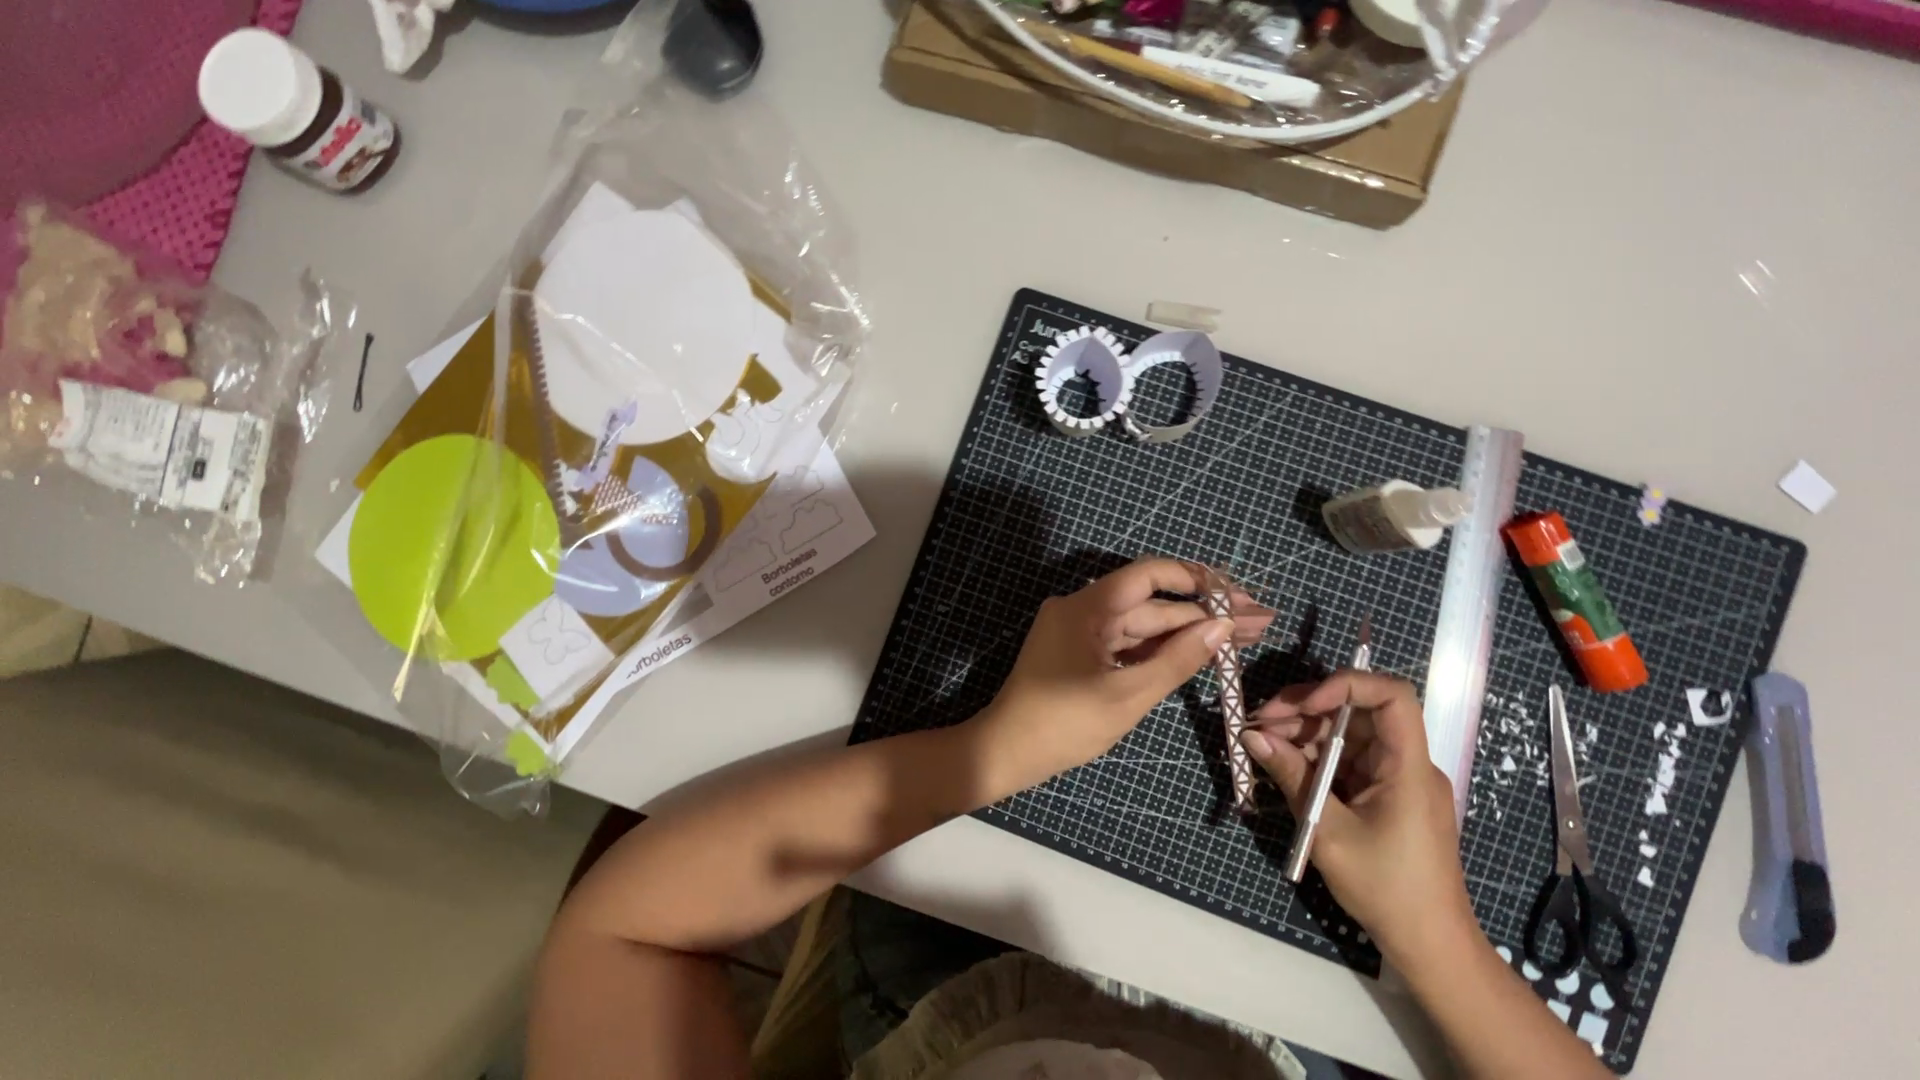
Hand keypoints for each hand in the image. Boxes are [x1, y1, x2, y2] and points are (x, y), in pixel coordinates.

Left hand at [973, 558, 1273, 793]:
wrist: (1005, 753)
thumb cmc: (1063, 724)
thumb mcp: (1128, 695)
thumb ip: (1177, 659)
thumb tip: (1222, 628)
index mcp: (1088, 607)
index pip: (1148, 574)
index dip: (1195, 579)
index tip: (1236, 596)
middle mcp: (1084, 609)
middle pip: (1153, 602)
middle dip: (1205, 613)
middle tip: (1261, 622)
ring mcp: (1082, 632)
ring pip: (1145, 626)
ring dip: (1190, 632)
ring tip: (1246, 638)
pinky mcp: (1082, 654)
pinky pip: (1129, 644)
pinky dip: (1163, 650)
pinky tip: (1203, 653)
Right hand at [1241, 671, 1479, 967]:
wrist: (1429, 944)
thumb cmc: (1386, 888)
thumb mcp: (1328, 832)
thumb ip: (1292, 778)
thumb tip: (1252, 737)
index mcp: (1408, 766)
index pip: (1391, 696)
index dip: (1345, 686)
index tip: (1302, 705)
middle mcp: (1406, 763)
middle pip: (1358, 713)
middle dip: (1307, 710)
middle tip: (1260, 721)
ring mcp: (1396, 780)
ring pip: (1347, 736)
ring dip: (1304, 734)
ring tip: (1261, 744)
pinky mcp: (1384, 796)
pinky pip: (1348, 762)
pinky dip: (1315, 759)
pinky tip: (1283, 765)